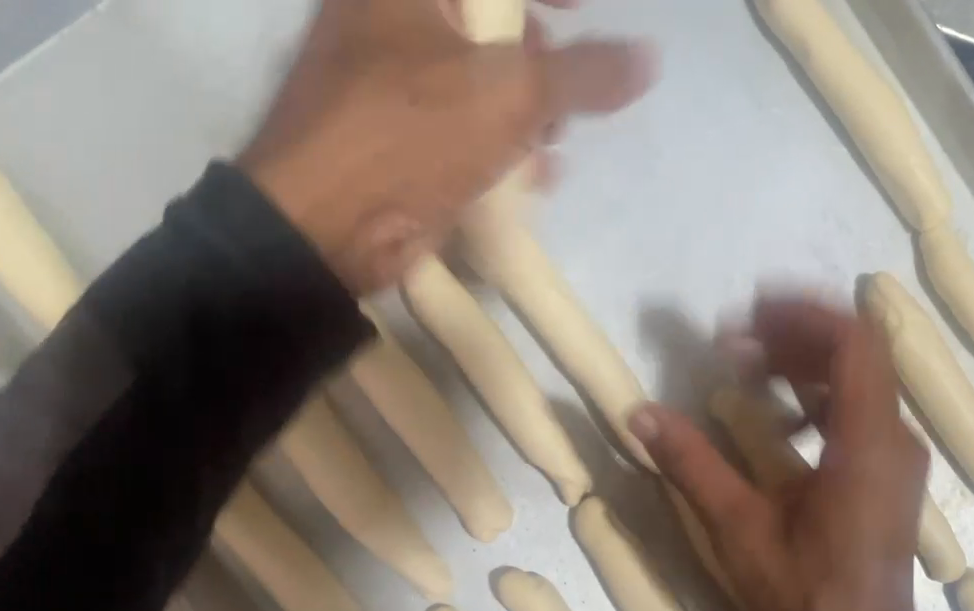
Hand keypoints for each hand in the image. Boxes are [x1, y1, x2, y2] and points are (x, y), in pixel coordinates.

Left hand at [238, 0, 653, 293]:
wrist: (326, 227)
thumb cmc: (409, 134)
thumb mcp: (508, 94)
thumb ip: (582, 74)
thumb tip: (647, 59)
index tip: (581, 12)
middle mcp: (391, 19)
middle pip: (484, 23)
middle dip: (537, 59)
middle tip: (565, 94)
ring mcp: (387, 81)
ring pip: (474, 79)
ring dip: (522, 112)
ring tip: (552, 146)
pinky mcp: (393, 138)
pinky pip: (457, 126)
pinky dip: (496, 146)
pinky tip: (529, 177)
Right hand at [631, 296, 931, 610]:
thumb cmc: (805, 600)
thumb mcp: (739, 531)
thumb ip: (692, 465)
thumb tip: (639, 415)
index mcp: (868, 444)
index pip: (853, 342)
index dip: (800, 315)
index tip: (745, 314)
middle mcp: (896, 440)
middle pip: (857, 354)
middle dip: (795, 335)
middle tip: (733, 341)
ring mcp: (899, 460)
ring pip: (860, 383)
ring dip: (805, 366)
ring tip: (746, 369)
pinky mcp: (890, 480)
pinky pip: (860, 415)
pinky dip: (817, 401)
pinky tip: (774, 422)